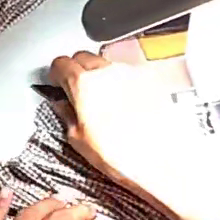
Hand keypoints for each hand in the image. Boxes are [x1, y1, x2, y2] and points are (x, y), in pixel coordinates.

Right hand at [46, 51, 213, 206]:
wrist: (164, 162)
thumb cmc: (126, 156)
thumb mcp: (80, 141)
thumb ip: (67, 115)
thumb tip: (63, 106)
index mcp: (85, 84)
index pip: (61, 63)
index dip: (55, 74)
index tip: (56, 83)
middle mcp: (108, 72)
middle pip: (83, 57)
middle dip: (75, 70)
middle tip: (74, 90)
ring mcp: (132, 73)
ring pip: (106, 64)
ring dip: (98, 75)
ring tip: (101, 101)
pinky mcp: (150, 80)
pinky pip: (127, 73)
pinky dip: (120, 82)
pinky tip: (122, 104)